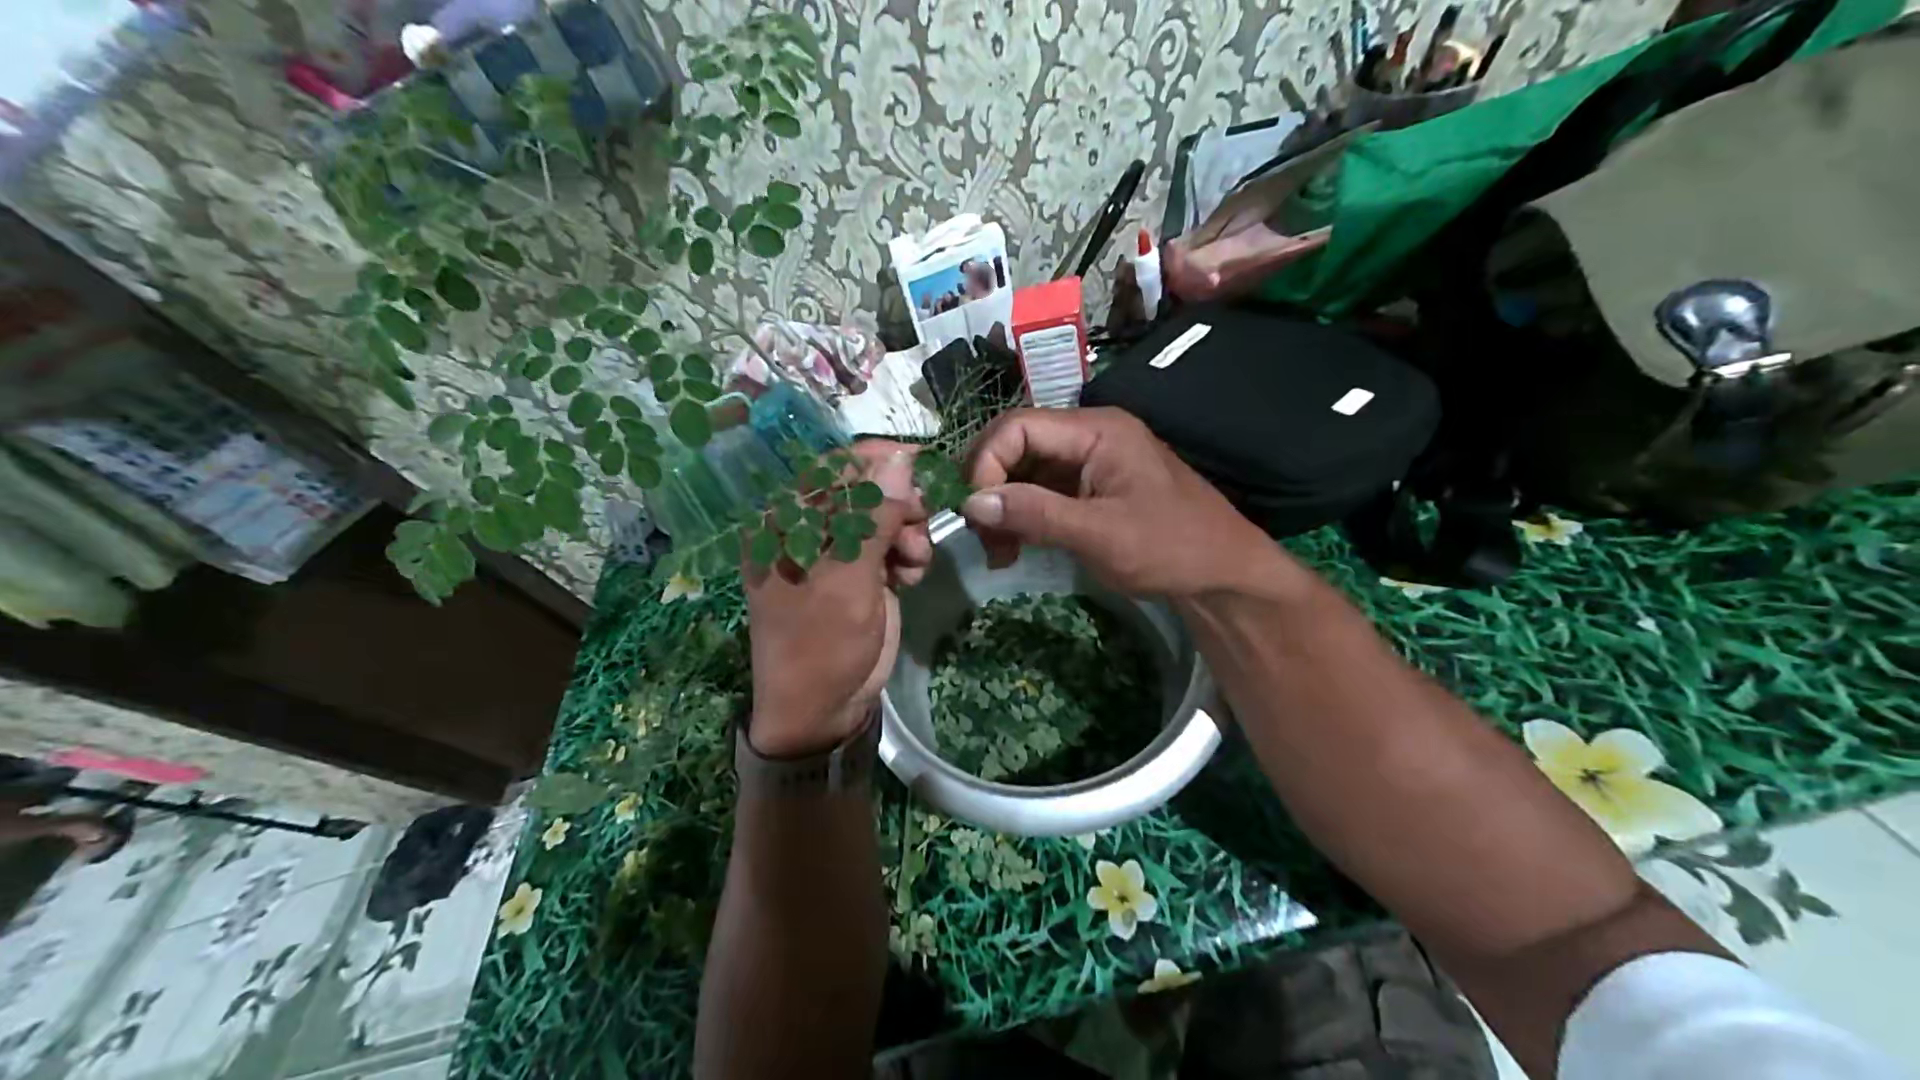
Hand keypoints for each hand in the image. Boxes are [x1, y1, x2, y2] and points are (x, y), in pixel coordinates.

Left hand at [744, 441, 931, 757]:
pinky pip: (892, 544)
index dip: (877, 462)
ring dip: (908, 532)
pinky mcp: (861, 573)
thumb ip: (873, 519)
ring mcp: (838, 553)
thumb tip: (900, 459)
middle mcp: (809, 531)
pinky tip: (911, 576)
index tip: (920, 462)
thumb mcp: (847, 582)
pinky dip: (907, 553)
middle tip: (919, 525)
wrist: (822, 711)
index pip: (832, 470)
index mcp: (785, 525)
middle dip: (898, 504)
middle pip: (864, 490)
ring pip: (885, 516)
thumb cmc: (820, 645)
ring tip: (914, 563)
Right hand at [959, 407, 1290, 598]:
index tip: (976, 512)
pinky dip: (1021, 518)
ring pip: (1024, 472)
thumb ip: (1035, 513)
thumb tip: (970, 502)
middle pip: (1016, 446)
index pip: (1018, 426)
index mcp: (1098, 430)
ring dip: (1003, 508)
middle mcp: (1089, 436)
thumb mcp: (1100, 533)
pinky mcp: (1089, 489)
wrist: (1222, 575)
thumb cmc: (1170, 547)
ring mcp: (1090, 463)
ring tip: (998, 552)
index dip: (987, 464)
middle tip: (981, 536)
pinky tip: (1014, 548)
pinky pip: (1041, 493)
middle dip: (991, 488)